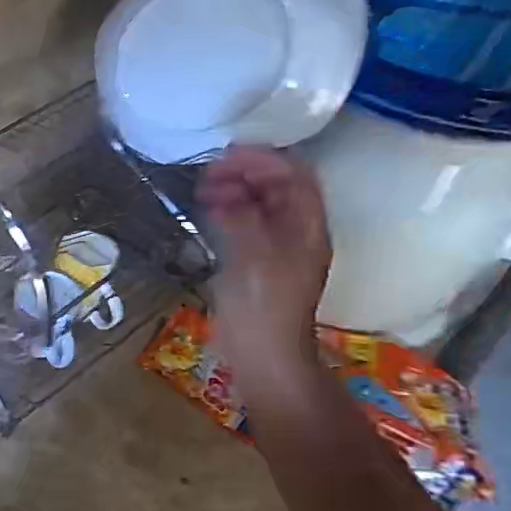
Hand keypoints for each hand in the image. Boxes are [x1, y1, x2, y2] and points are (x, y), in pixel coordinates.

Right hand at [196, 145, 331, 398]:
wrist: (263, 355)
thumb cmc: (264, 308)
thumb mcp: (253, 258)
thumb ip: (242, 219)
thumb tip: (226, 190)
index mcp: (308, 229)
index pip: (296, 177)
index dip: (265, 159)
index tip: (226, 154)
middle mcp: (297, 232)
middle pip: (279, 187)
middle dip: (246, 171)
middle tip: (208, 171)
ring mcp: (276, 247)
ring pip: (260, 203)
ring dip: (235, 188)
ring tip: (203, 187)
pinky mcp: (255, 261)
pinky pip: (245, 222)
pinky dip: (228, 209)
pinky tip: (207, 210)